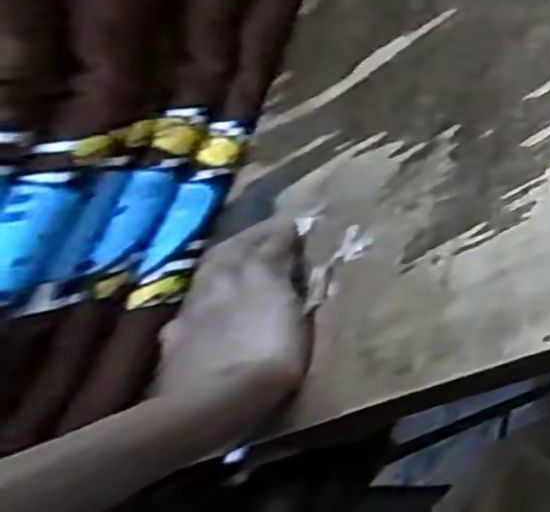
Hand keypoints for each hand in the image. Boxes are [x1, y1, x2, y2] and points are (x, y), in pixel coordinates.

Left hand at [152, 219, 309, 439]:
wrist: (214, 403)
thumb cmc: (274, 352)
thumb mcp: (298, 309)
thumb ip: (291, 278)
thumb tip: (296, 254)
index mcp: (255, 275)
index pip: (269, 242)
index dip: (283, 230)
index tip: (298, 222)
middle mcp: (220, 287)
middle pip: (228, 254)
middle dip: (247, 241)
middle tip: (267, 235)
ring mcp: (191, 316)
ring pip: (206, 279)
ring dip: (224, 267)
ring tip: (241, 266)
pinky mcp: (174, 343)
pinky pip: (191, 310)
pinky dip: (205, 300)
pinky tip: (210, 308)